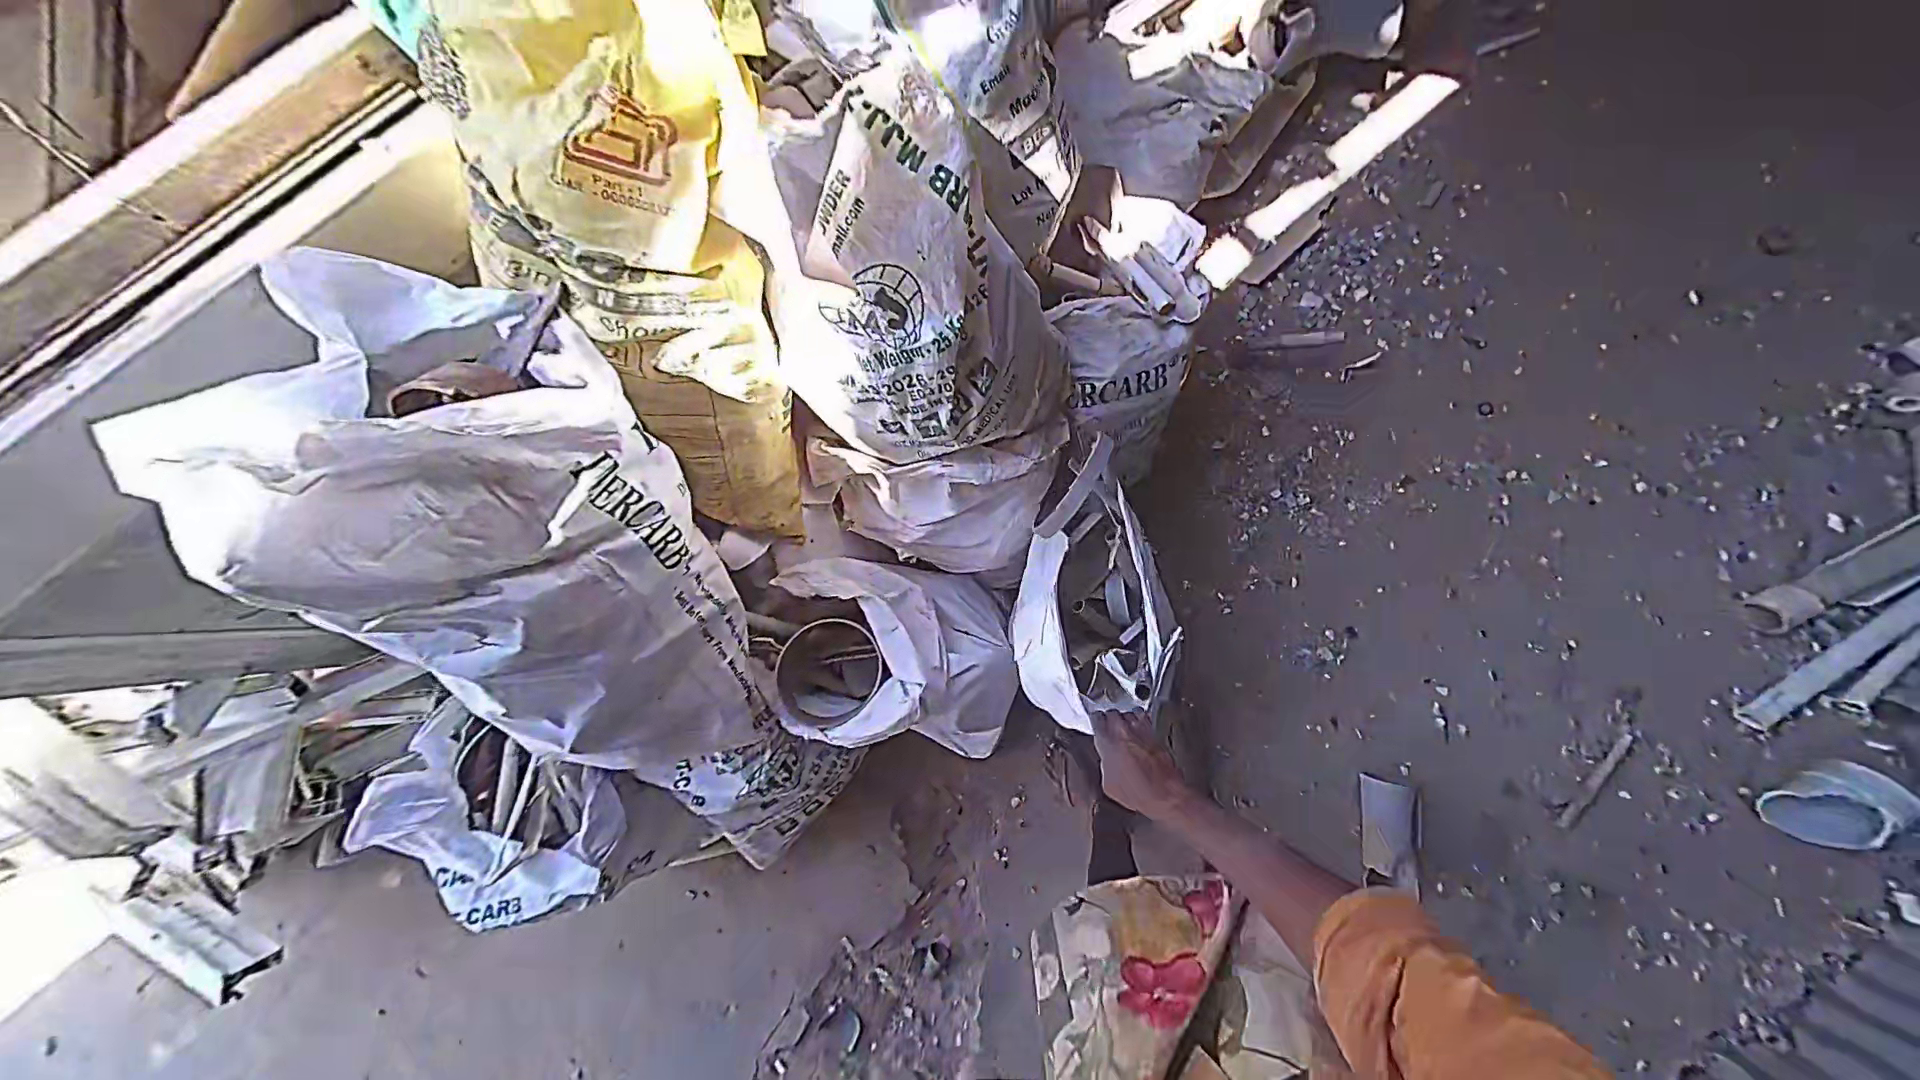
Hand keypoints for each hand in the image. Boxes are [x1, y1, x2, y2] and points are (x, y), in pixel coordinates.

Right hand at [1090, 709, 1198, 820]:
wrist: (1165, 795)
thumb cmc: (1138, 792)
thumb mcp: (1109, 784)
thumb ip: (1105, 764)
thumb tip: (1107, 760)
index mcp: (1106, 742)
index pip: (1096, 718)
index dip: (1096, 720)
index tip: (1097, 723)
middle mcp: (1122, 731)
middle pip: (1112, 712)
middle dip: (1110, 718)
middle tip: (1110, 727)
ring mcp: (1139, 729)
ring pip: (1128, 712)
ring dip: (1126, 719)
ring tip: (1125, 728)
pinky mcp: (1154, 732)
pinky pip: (1143, 717)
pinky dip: (1140, 720)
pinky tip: (1139, 728)